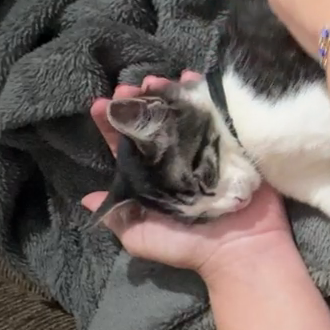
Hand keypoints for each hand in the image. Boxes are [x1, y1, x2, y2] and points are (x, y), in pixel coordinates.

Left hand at [81, 72, 295, 277]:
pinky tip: (198, 81)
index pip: (126, 145)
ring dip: (174, 94)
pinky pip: (222, 118)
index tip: (101, 103)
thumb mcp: (142, 238)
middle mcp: (178, 160)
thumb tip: (86, 198)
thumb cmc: (191, 248)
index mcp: (152, 177)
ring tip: (163, 78)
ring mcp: (208, 151)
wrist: (242, 251)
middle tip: (134, 85)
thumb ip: (119, 217)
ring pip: (186, 115)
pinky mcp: (236, 147)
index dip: (112, 124)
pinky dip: (211, 98)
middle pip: (156, 123)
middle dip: (143, 101)